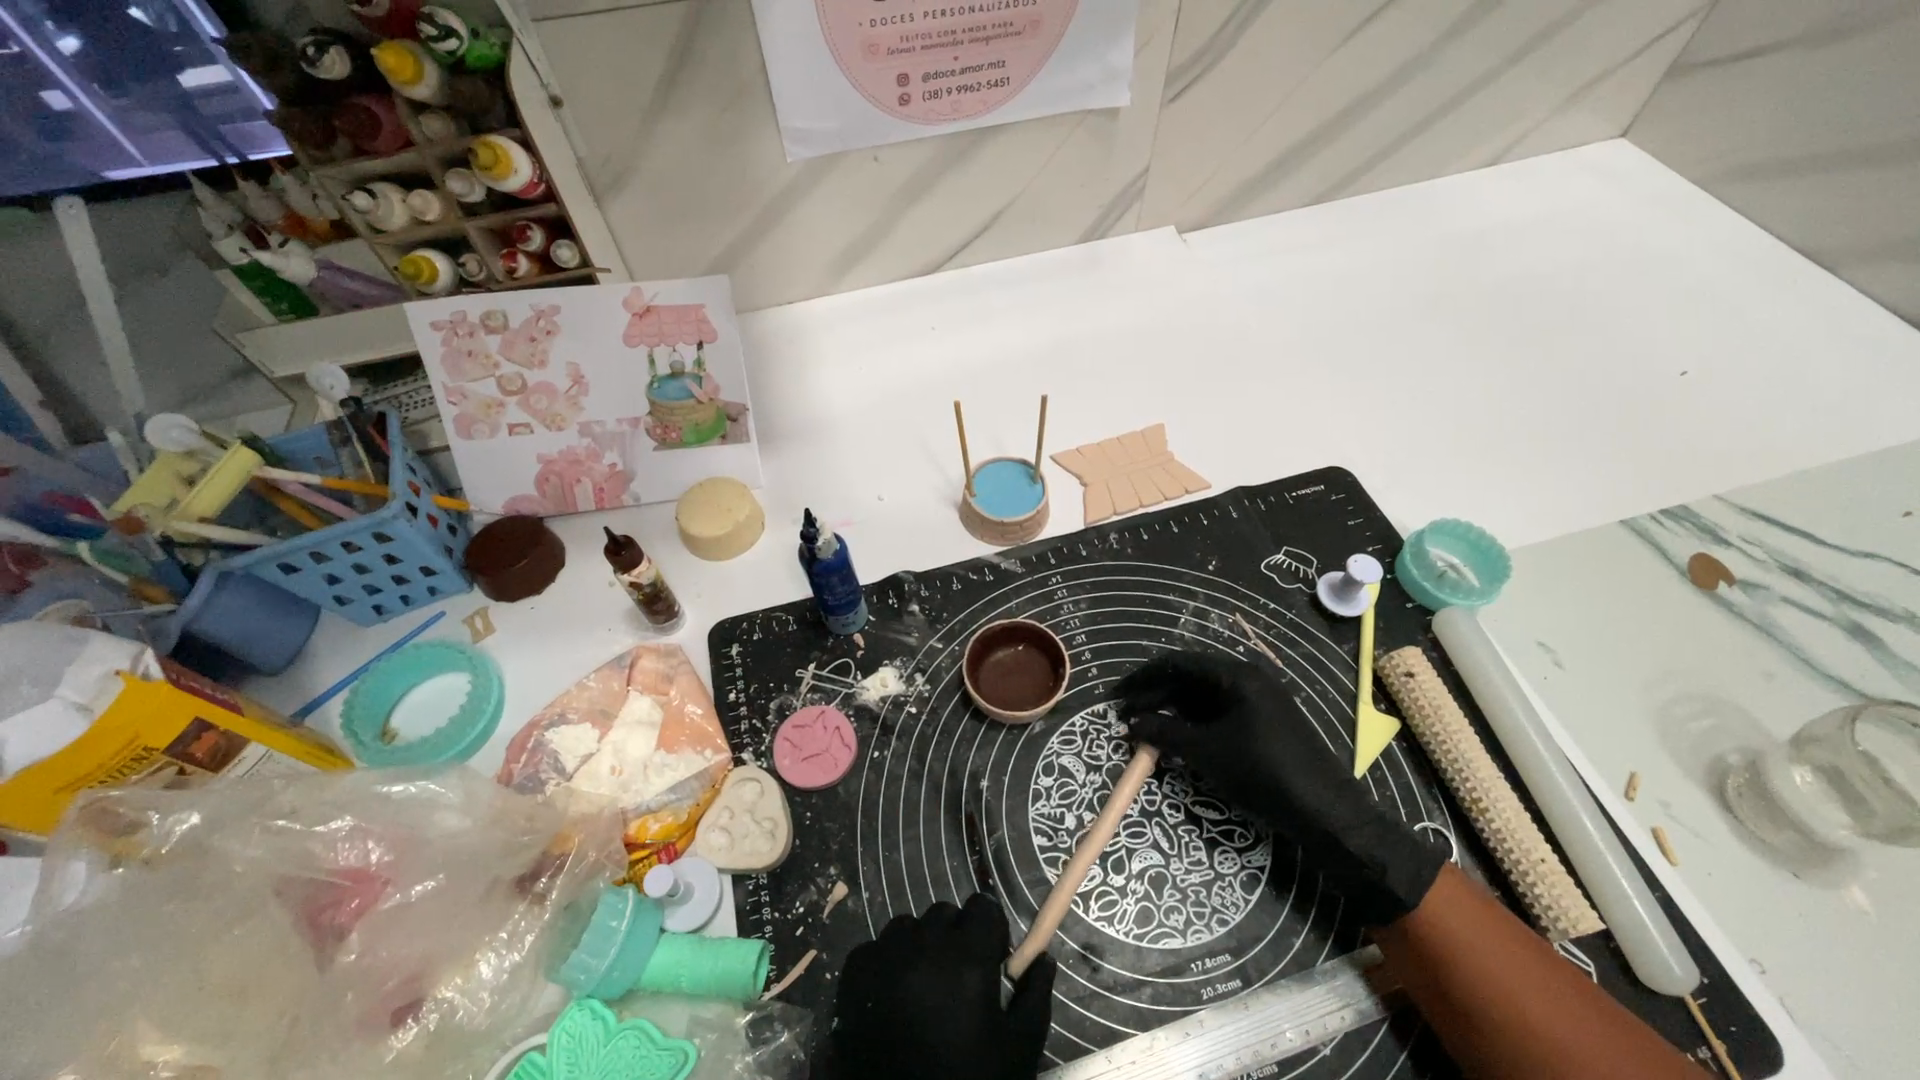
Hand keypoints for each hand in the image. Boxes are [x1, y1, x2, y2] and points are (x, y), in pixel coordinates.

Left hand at [830, 894, 1055, 1079]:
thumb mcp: (1018, 1048)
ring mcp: (884, 956)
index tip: (990, 957)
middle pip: (945, 914)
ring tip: (923, 986)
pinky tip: (893, 996)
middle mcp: (924, 946)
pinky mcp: (853, 973)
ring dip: (920, 945)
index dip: (990, 929)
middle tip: (958, 977)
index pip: (983, 907)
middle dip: (956, 936)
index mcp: (968, 959)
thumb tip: (1043, 957)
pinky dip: (888, 962)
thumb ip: (1035, 995)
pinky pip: (877, 947)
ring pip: (908, 926)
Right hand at [1114, 651, 1445, 927]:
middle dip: (1155, 696)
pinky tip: (1177, 743)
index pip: (1177, 662)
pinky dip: (1193, 725)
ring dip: (1172, 712)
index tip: (1116, 697)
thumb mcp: (1206, 752)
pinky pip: (1219, 714)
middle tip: (1127, 718)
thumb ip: (1165, 733)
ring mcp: (1259, 701)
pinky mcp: (1265, 723)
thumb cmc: (1263, 772)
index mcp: (1236, 674)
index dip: (1142, 678)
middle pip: (1190, 678)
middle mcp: (1248, 679)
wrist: (1325, 811)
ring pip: (1203, 698)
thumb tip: (1129, 724)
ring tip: (1146, 732)